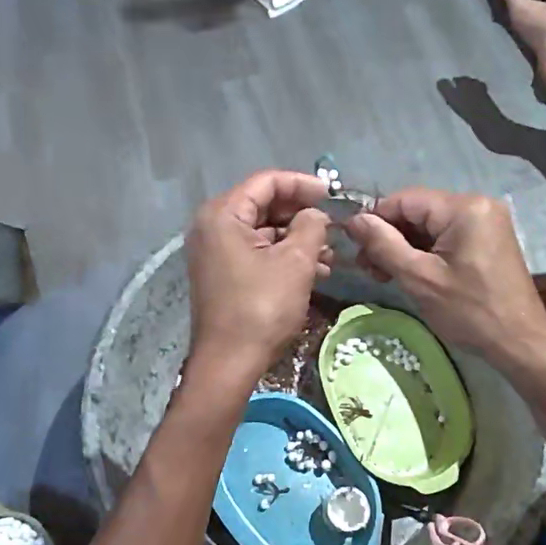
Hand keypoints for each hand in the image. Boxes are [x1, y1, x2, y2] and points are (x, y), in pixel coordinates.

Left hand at [185, 170, 330, 376]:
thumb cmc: (261, 308)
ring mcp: (215, 253)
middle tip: (333, 228)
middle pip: (264, 206)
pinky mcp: (222, 275)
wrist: (229, 362)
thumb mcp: (295, 262)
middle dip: (301, 216)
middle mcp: (212, 227)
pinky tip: (314, 272)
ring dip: (297, 240)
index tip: (332, 195)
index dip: (303, 184)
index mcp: (223, 215)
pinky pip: (255, 254)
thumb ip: (311, 226)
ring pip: (263, 233)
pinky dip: (282, 258)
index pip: (267, 182)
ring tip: (330, 257)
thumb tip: (316, 214)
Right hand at [344, 189, 545, 363]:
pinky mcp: (488, 240)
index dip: (374, 220)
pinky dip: (424, 252)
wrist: (519, 342)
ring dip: (403, 247)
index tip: (354, 249)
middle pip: (417, 211)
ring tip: (384, 275)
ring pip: (429, 225)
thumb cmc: (469, 312)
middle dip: (388, 237)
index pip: (404, 200)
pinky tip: (409, 273)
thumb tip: (353, 220)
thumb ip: (383, 245)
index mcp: (464, 208)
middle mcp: (478, 204)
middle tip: (368, 269)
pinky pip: (446, 237)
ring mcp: (486, 222)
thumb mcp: (419, 278)